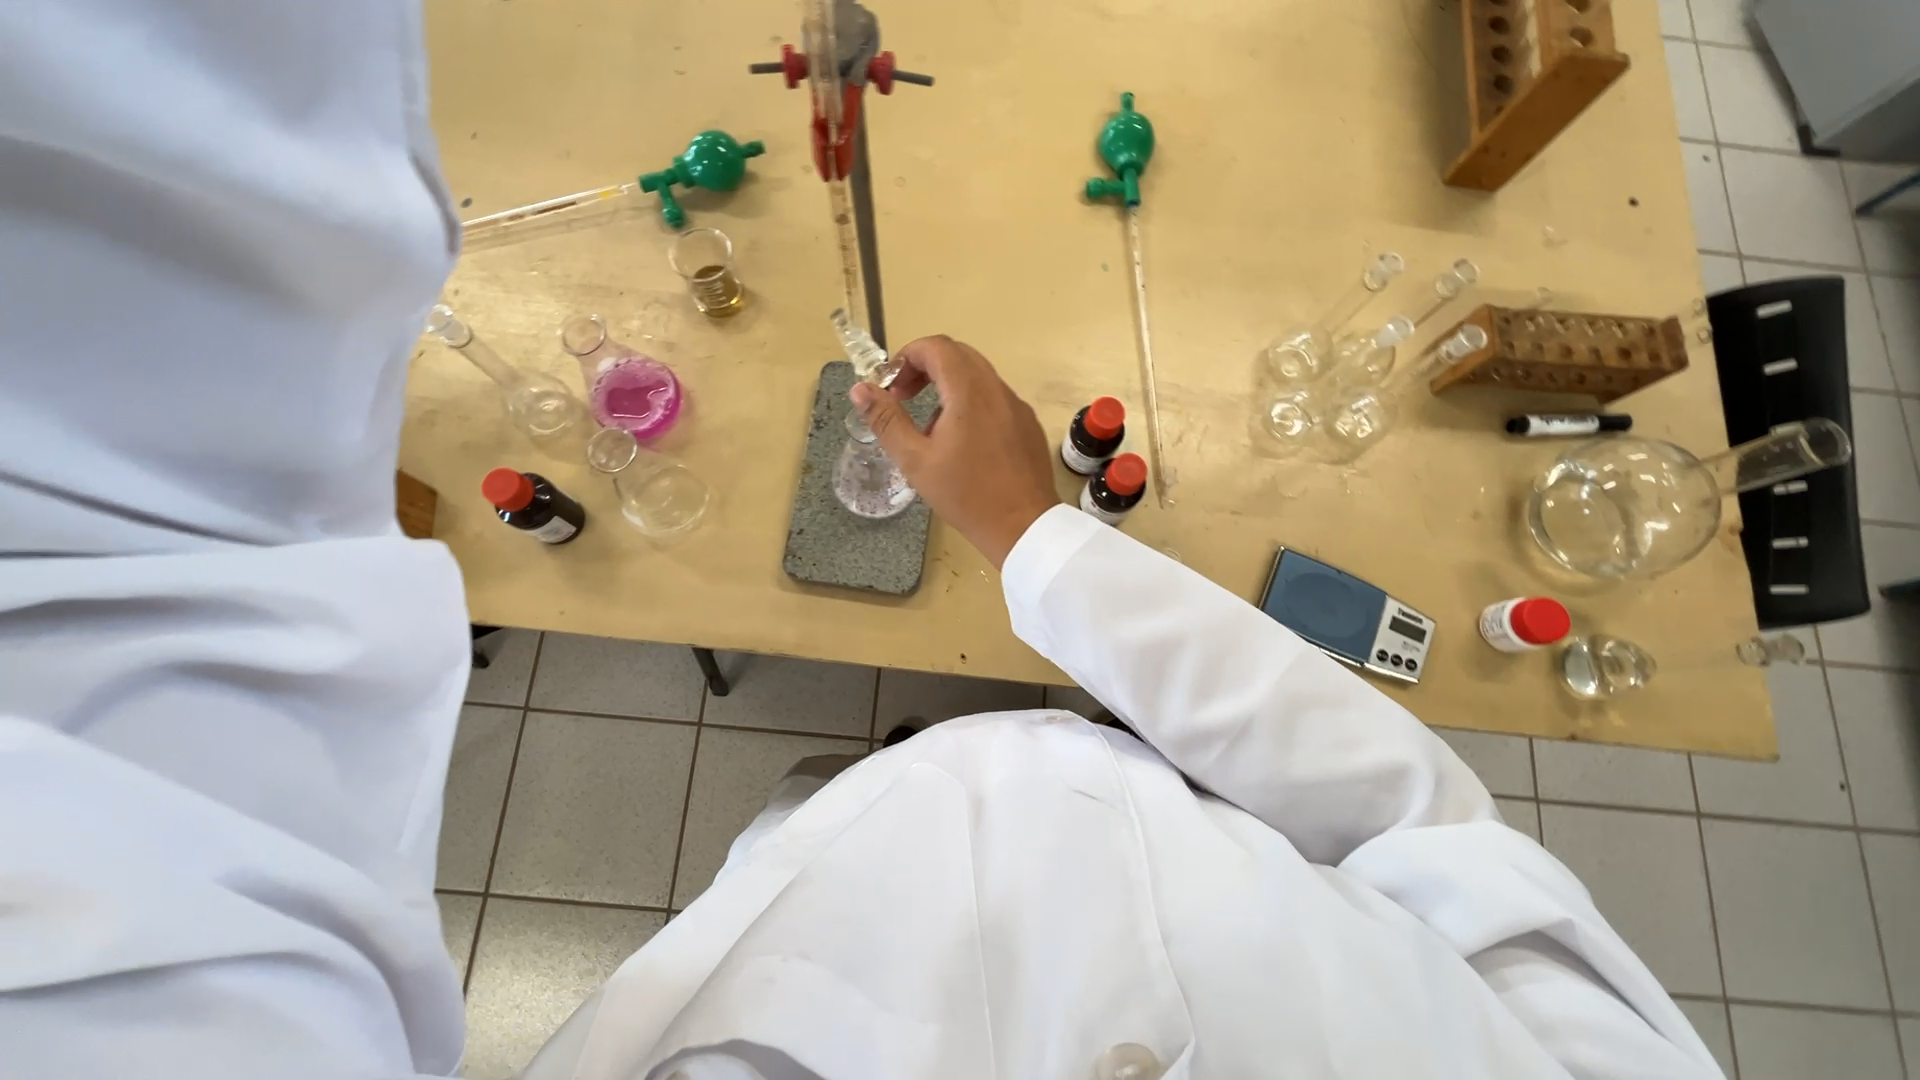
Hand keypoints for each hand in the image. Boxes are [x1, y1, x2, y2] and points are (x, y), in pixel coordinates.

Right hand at [849, 335, 1058, 568]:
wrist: (1023, 527)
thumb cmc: (966, 495)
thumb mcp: (916, 460)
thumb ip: (886, 420)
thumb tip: (860, 389)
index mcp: (969, 392)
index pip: (937, 347)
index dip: (907, 356)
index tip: (891, 386)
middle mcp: (997, 390)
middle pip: (958, 356)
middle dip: (925, 368)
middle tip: (904, 398)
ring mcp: (1017, 406)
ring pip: (978, 377)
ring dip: (947, 388)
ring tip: (930, 430)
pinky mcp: (1027, 425)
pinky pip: (995, 400)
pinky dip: (971, 405)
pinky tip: (963, 445)